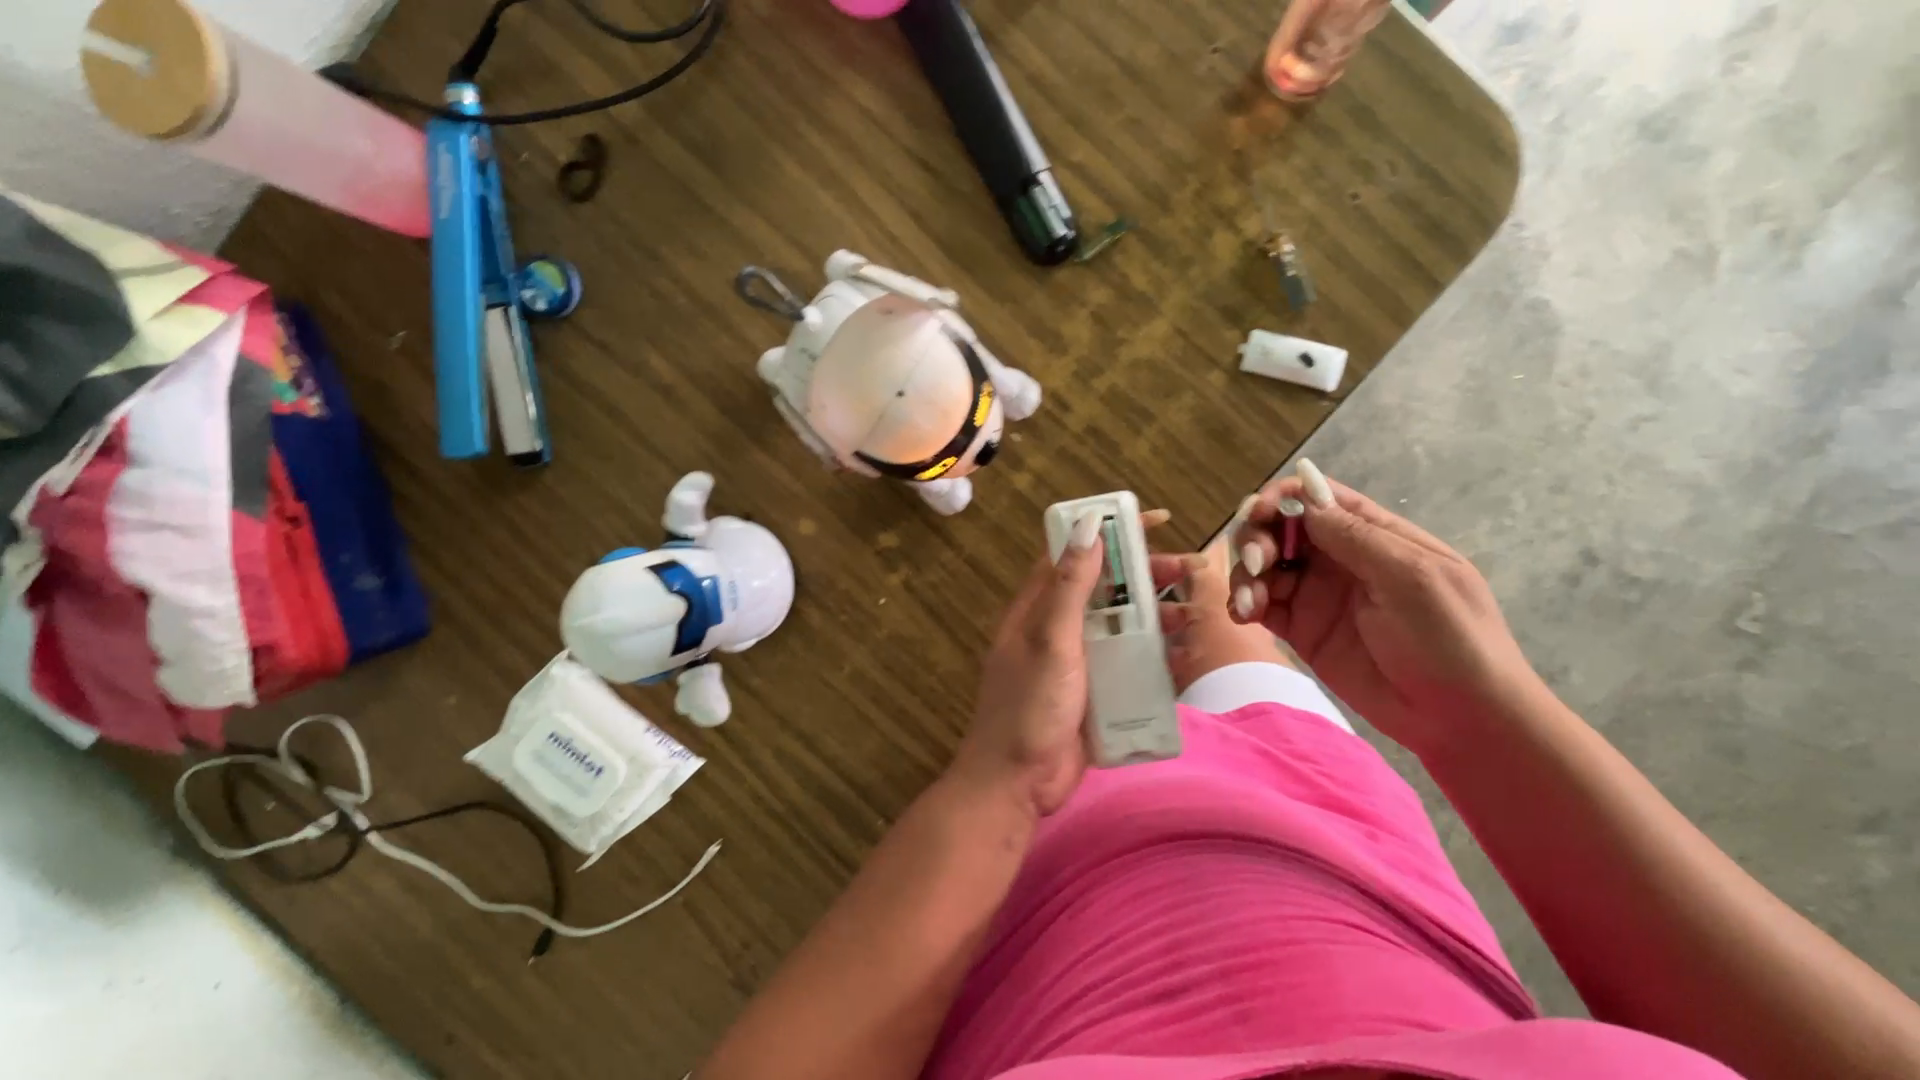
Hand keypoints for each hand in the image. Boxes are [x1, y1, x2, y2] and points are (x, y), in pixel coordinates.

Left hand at [951, 509, 1179, 816]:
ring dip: (1160, 617)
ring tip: (1198, 616)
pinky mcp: (1097, 696)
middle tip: (1193, 571)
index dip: (1110, 532)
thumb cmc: (1027, 708)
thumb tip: (1088, 526)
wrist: (1017, 785)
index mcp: (1037, 610)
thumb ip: (1068, 587)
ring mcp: (1079, 665)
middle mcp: (1058, 630)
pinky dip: (1159, 658)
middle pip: (1108, 589)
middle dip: (1149, 576)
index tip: (1154, 520)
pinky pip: (1133, 667)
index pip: (1073, 555)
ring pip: (1125, 628)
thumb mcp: (1050, 641)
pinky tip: (1189, 658)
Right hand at [1229, 463, 1542, 754]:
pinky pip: (1261, 605)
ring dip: (1246, 573)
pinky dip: (1243, 603)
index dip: (1282, 498)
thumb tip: (1306, 501)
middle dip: (1258, 537)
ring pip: (1264, 566)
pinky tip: (1243, 614)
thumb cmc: (1452, 639)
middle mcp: (1340, 559)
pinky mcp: (1302, 631)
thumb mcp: (1414, 578)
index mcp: (1374, 536)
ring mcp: (1318, 596)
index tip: (1259, 514)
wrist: (1460, 718)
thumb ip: (1357, 538)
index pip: (1319, 497)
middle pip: (1281, 528)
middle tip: (1257, 565)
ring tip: (1249, 602)